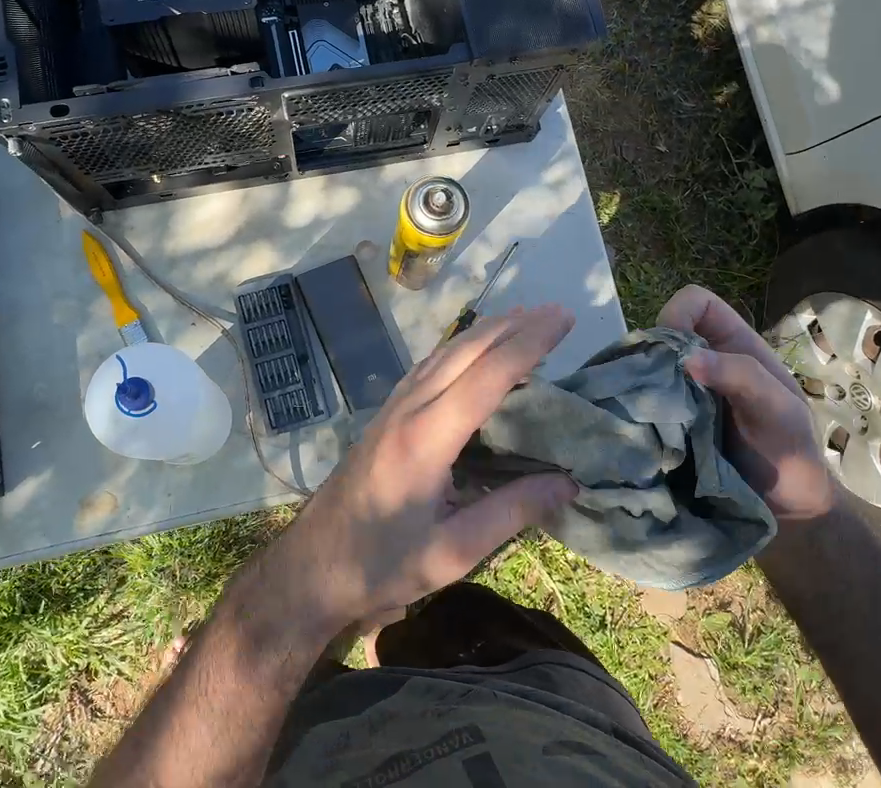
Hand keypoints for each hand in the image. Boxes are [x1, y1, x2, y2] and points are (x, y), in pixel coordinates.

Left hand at [245, 305, 581, 636]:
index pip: (488, 376)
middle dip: (514, 326)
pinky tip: (473, 348)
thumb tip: (570, 483)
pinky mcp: (385, 415)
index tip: (564, 320)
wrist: (310, 567)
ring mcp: (392, 408)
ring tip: (524, 318)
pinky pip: (428, 366)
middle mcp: (408, 410)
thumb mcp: (452, 552)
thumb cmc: (381, 566)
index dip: (529, 344)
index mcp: (427, 440)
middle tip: (557, 312)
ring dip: (486, 331)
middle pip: (465, 351)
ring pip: (443, 353)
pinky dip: (460, 348)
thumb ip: (511, 512)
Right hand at [659, 285, 836, 520]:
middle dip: (651, 355)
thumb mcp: (778, 410)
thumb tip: (687, 358)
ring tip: (646, 416)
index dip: (679, 315)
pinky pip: (641, 401)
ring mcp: (683, 391)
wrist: (785, 508)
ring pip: (646, 367)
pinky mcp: (667, 421)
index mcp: (734, 345)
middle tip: (654, 393)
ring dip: (640, 386)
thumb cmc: (789, 451)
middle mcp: (704, 362)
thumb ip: (742, 376)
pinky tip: (641, 430)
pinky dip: (636, 410)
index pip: (696, 302)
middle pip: (661, 333)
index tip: (673, 356)